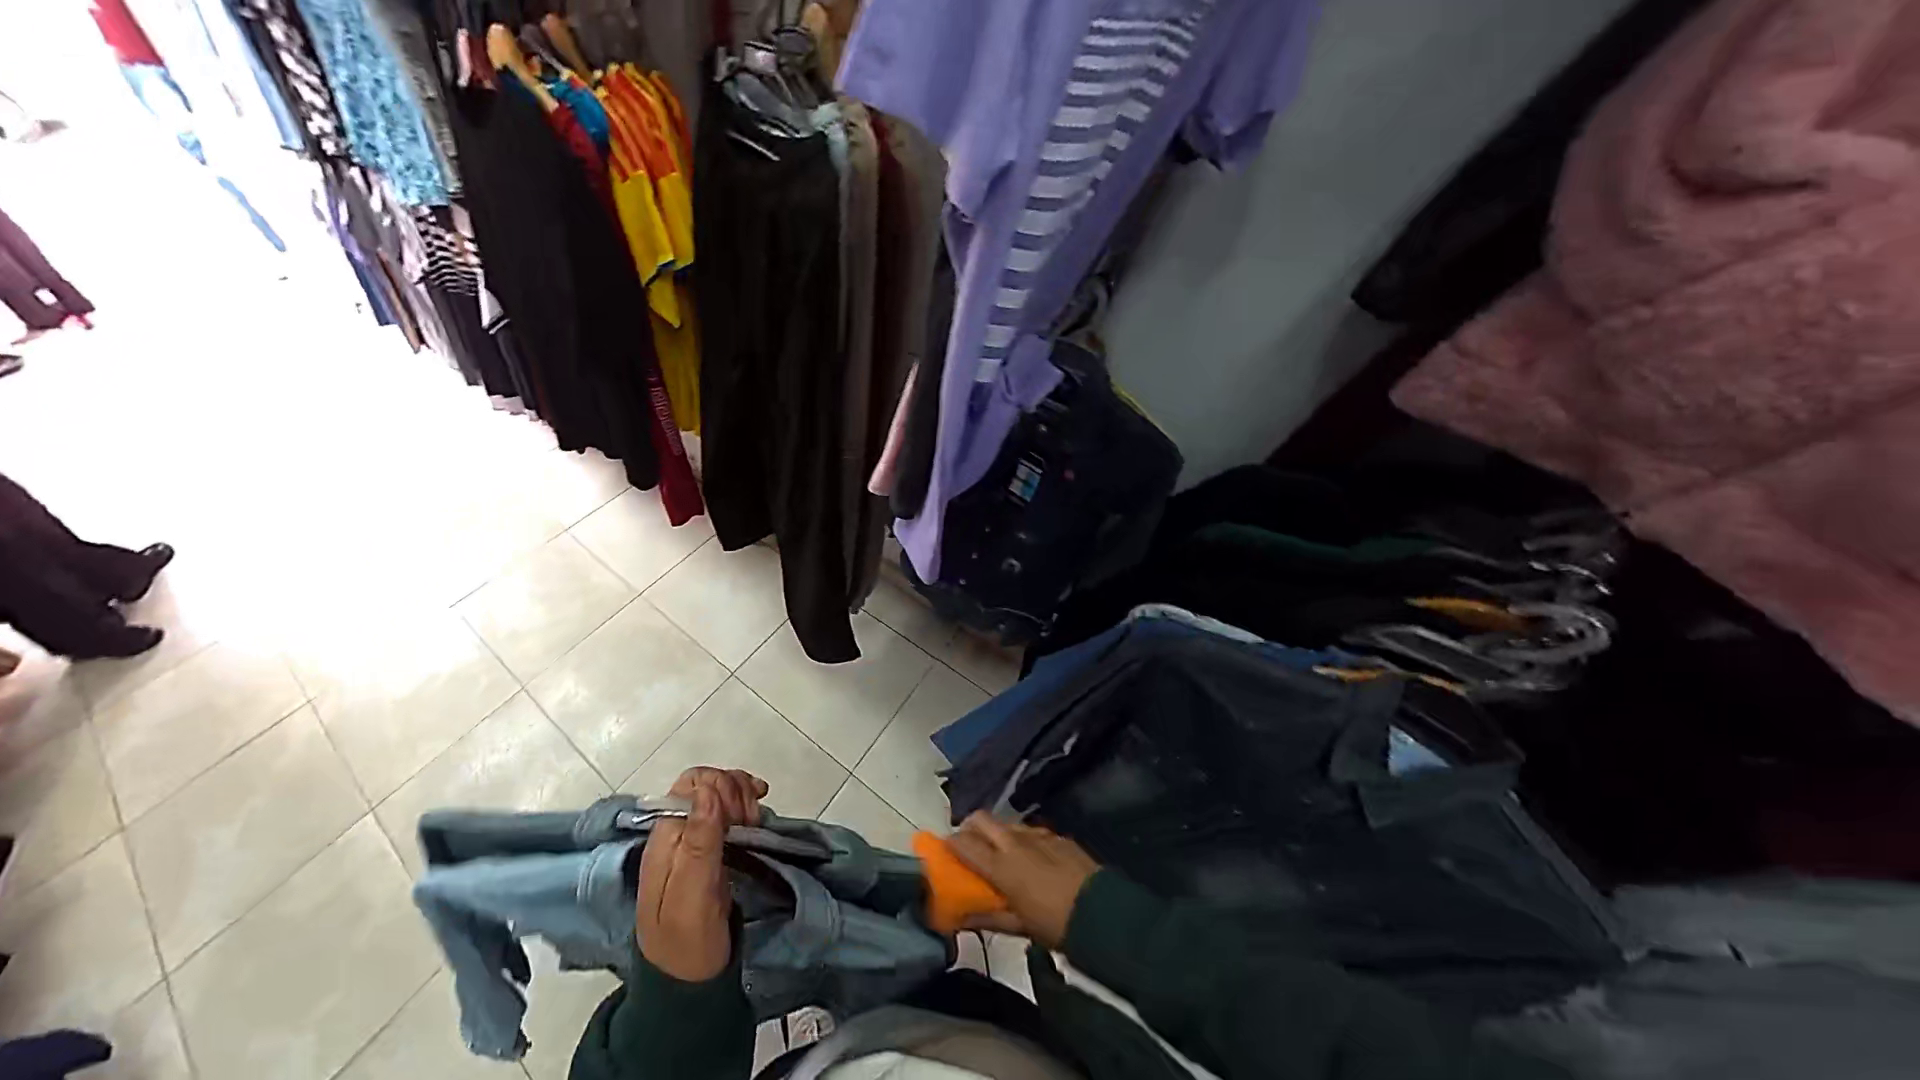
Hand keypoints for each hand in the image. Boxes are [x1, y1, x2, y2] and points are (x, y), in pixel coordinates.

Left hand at [635, 768, 768, 980]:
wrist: (685, 985)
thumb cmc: (687, 943)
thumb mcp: (692, 895)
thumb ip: (698, 841)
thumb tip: (707, 789)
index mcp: (665, 840)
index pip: (691, 784)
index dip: (721, 788)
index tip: (742, 817)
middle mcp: (676, 834)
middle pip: (706, 785)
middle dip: (734, 791)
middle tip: (751, 821)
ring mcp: (693, 841)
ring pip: (718, 795)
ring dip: (742, 798)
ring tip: (755, 821)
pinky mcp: (710, 852)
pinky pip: (726, 813)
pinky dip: (745, 806)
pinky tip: (758, 812)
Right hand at [946, 812, 1100, 949]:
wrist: (1101, 912)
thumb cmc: (1054, 925)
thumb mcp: (1017, 926)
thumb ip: (986, 916)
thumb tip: (959, 917)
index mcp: (1001, 865)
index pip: (964, 842)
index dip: (950, 844)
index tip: (945, 853)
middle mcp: (1015, 842)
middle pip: (981, 819)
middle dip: (969, 828)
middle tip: (968, 847)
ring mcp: (1038, 835)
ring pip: (1005, 823)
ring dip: (995, 833)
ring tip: (999, 855)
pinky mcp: (1056, 836)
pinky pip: (1029, 831)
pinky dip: (1021, 839)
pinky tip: (1029, 858)